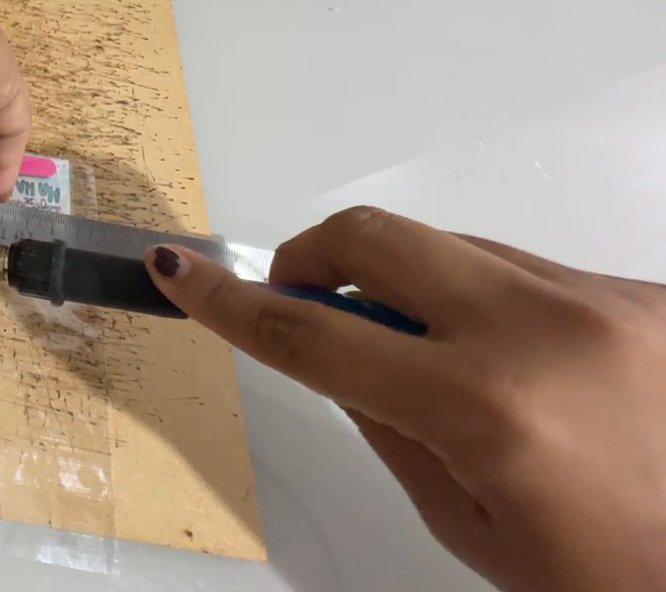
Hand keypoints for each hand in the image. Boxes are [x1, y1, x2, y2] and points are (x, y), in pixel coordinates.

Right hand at [144, 207, 665, 591]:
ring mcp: (616, 305)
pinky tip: (542, 371)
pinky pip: (525, 270)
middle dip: (313, 260)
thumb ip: (383, 420)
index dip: (226, 298)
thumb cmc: (620, 584)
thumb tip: (338, 343)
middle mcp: (550, 333)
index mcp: (489, 410)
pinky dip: (487, 303)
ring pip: (448, 247)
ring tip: (450, 358)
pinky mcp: (658, 297)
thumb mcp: (474, 529)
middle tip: (314, 305)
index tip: (175, 266)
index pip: (306, 332)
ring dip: (409, 287)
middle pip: (370, 237)